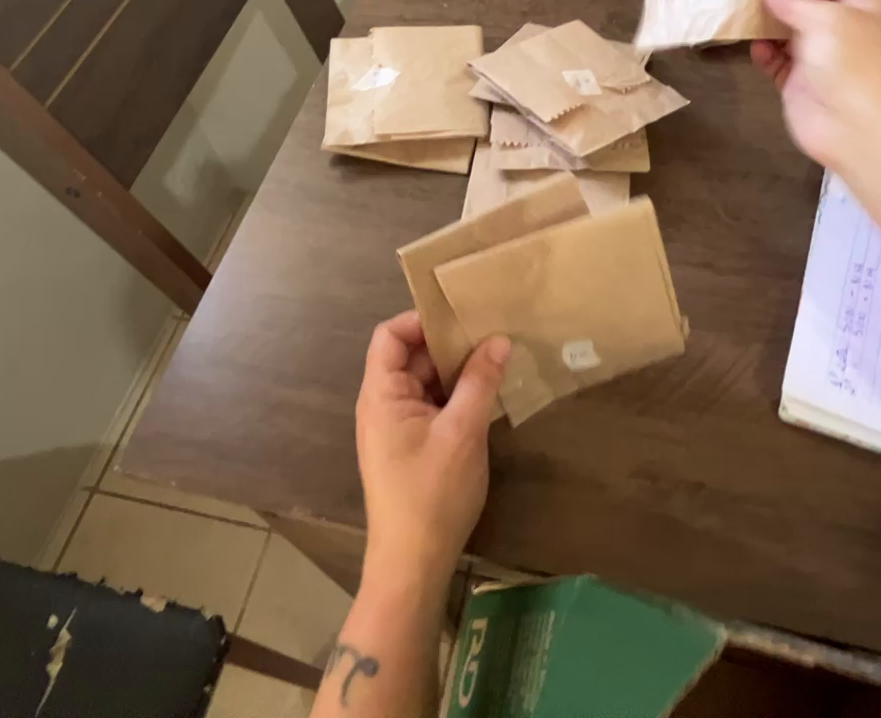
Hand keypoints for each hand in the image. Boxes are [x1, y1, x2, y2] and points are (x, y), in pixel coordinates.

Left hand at [355, 311, 508, 584]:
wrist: (413, 563)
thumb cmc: (431, 493)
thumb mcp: (463, 432)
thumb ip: (480, 382)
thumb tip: (499, 339)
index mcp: (381, 394)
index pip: (390, 335)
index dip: (421, 319)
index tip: (462, 316)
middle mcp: (383, 404)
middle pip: (410, 355)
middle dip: (448, 342)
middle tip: (491, 331)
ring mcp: (397, 426)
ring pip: (425, 381)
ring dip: (457, 370)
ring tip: (497, 357)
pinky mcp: (412, 445)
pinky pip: (433, 405)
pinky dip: (456, 395)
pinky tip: (488, 393)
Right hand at [750, 0, 880, 170]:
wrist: (859, 129)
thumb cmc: (854, 64)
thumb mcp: (827, 19)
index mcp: (862, 8)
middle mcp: (842, 30)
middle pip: (808, 4)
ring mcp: (819, 59)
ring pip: (789, 33)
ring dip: (767, 22)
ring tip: (741, 9)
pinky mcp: (798, 84)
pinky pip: (777, 62)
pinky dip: (764, 52)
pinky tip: (752, 44)